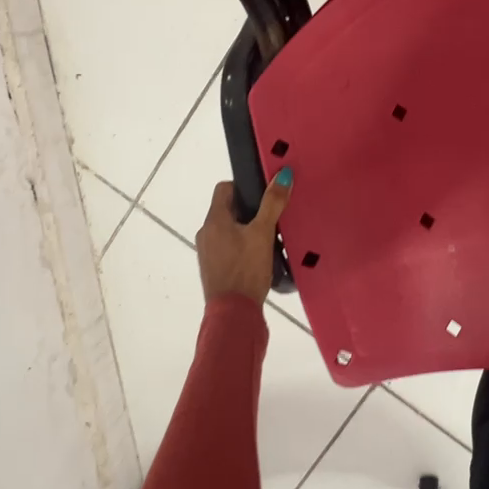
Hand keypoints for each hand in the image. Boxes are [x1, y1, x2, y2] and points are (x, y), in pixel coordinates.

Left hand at [196, 169, 291, 303]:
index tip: (263, 197)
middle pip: (228, 210)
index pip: (225, 188)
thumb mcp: (263, 233)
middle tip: (271, 219)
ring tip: (268, 240)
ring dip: (246, 231)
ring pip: (228, 230)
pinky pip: (227, 248)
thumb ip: (272, 203)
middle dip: (250, 211)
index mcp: (214, 220)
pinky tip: (258, 259)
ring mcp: (207, 253)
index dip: (244, 187)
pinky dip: (242, 247)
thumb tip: (283, 175)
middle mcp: (205, 233)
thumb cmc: (246, 268)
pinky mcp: (213, 269)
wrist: (233, 313)